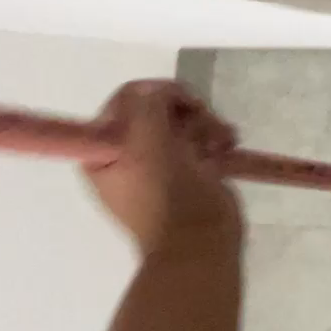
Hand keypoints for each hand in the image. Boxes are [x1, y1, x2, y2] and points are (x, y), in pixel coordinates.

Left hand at [83, 80, 241, 257]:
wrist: (198, 240)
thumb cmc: (166, 194)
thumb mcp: (147, 143)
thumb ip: (147, 106)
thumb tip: (158, 90)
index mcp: (104, 147)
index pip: (128, 98)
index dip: (158, 94)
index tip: (184, 105)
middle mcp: (128, 150)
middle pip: (162, 106)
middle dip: (189, 112)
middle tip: (204, 126)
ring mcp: (160, 159)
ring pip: (187, 120)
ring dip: (209, 124)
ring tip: (221, 142)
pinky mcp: (190, 167)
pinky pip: (203, 137)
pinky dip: (218, 136)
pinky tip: (226, 147)